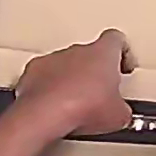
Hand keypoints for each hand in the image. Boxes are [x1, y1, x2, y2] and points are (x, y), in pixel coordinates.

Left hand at [13, 30, 134, 136]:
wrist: (47, 115)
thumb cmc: (82, 106)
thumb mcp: (118, 115)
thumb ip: (122, 108)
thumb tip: (121, 116)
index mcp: (101, 52)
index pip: (115, 40)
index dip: (122, 52)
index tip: (124, 65)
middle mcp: (75, 51)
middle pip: (89, 54)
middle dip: (94, 72)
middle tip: (101, 93)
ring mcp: (51, 61)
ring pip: (64, 66)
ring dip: (71, 81)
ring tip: (77, 105)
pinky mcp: (31, 75)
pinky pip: (44, 79)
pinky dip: (50, 90)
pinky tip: (56, 109)